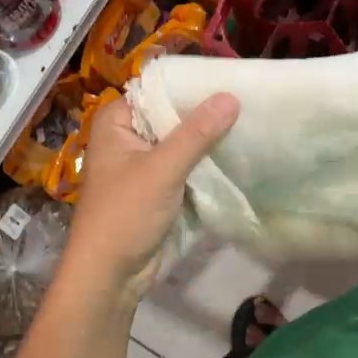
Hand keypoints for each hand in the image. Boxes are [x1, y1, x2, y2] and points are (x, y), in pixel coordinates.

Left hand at [66, 92, 239, 299]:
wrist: (108, 278)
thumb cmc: (124, 215)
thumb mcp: (162, 170)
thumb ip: (196, 133)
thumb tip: (231, 96)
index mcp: (116, 120)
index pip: (159, 88)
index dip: (193, 84)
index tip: (230, 78)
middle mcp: (127, 134)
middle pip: (172, 113)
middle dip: (205, 111)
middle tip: (247, 98)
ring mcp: (142, 161)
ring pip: (181, 139)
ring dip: (208, 137)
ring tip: (249, 120)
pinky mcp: (156, 185)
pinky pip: (185, 162)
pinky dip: (204, 160)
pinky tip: (236, 151)